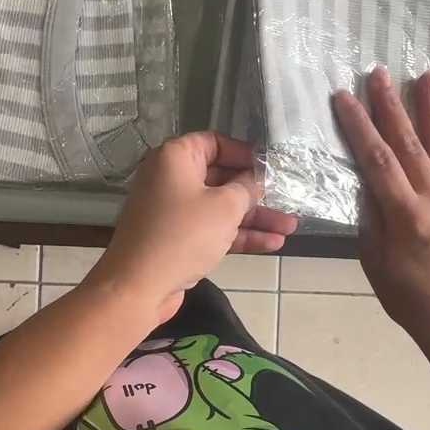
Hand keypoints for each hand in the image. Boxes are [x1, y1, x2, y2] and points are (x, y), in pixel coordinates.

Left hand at [88, 132, 298, 323]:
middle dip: (256, 191)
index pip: (215, 142)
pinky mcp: (178, 239)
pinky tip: (273, 244)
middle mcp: (171, 179)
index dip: (244, 153)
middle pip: (221, 177)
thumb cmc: (183, 234)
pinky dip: (239, 235)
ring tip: (290, 226)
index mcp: (175, 158)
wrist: (139, 286)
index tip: (271, 167)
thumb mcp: (225, 206)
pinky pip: (213, 230)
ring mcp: (174, 211)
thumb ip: (247, 188)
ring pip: (220, 208)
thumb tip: (259, 178)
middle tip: (288, 198)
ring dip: (255, 217)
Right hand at [333, 68, 429, 348]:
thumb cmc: (412, 300)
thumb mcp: (376, 265)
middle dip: (390, 106)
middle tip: (378, 73)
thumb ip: (371, 223)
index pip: (376, 160)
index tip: (344, 97)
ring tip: (425, 76)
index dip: (359, 126)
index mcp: (404, 213)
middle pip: (407, 143)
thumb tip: (365, 189)